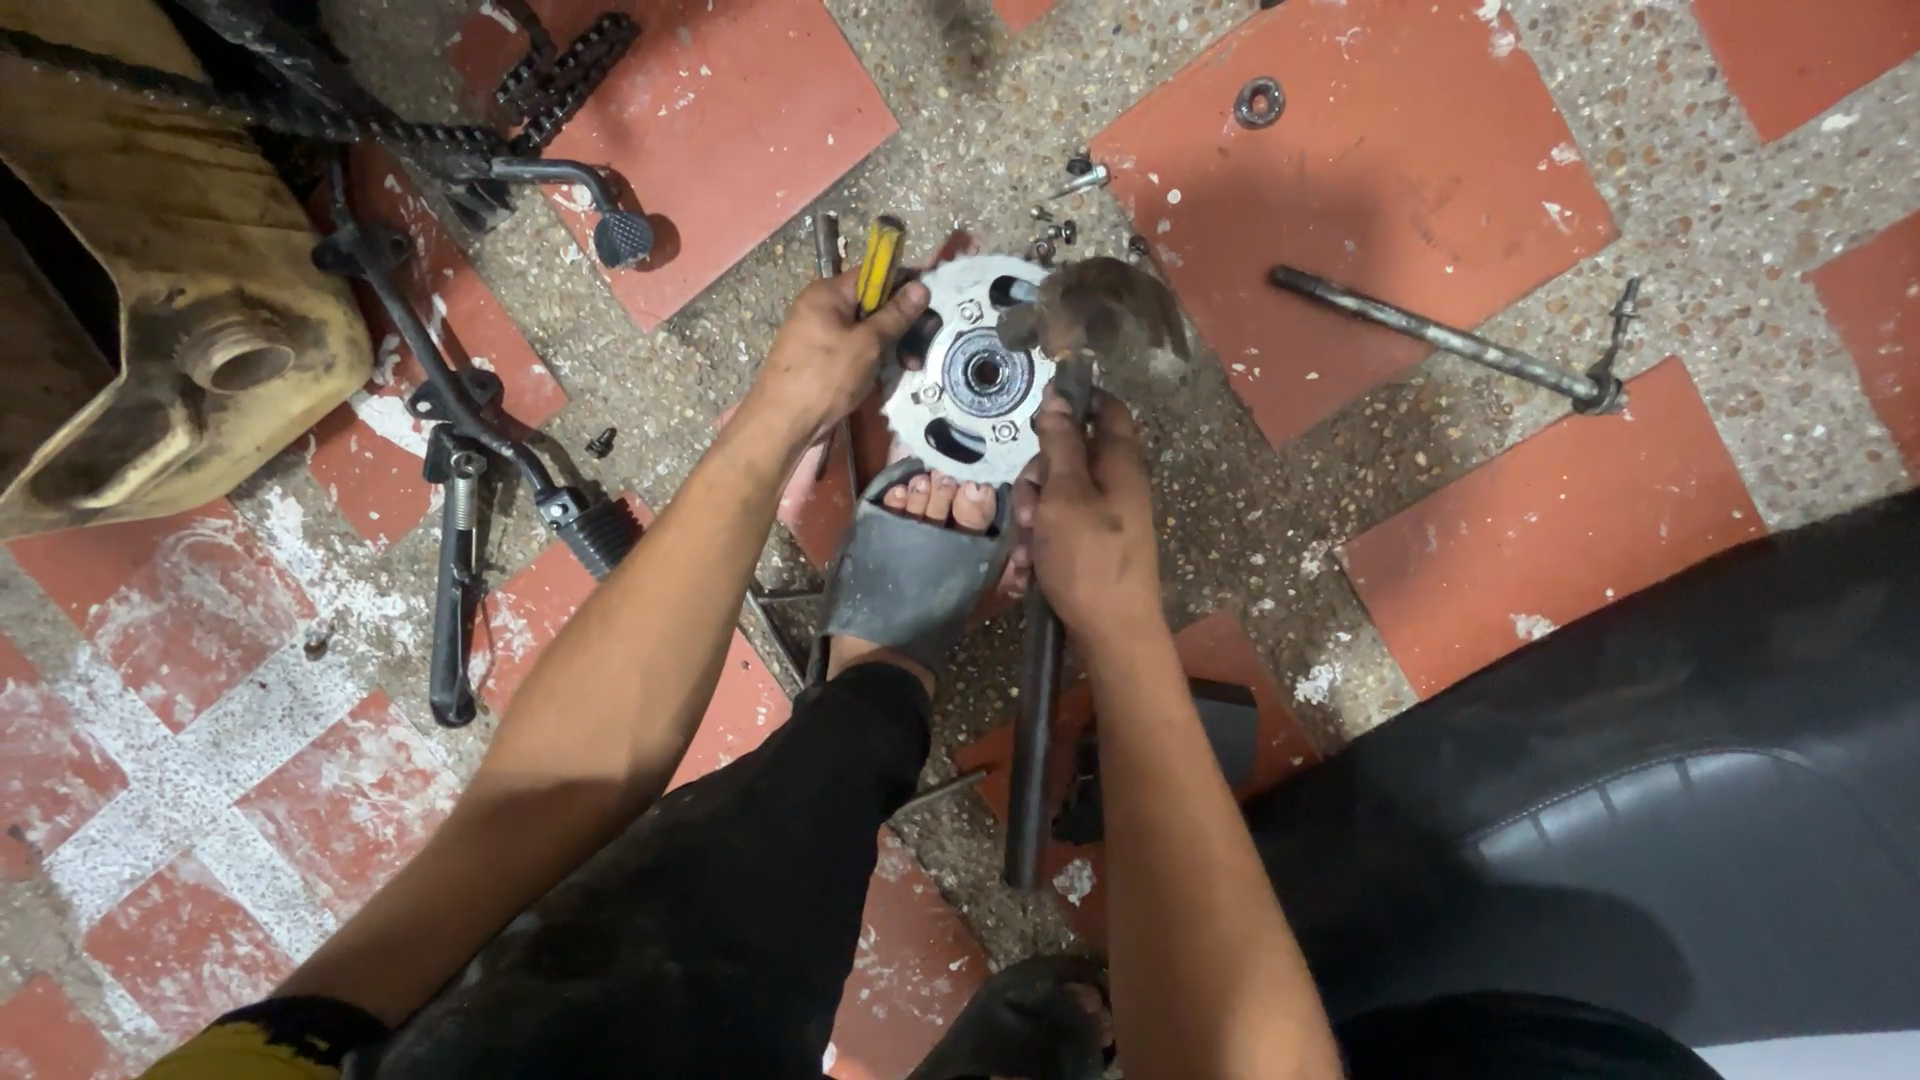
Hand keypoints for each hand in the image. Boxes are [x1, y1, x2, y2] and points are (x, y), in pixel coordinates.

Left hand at [742, 269, 928, 440]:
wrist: (783, 423)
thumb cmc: (825, 377)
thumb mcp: (867, 344)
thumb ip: (895, 316)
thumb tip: (921, 286)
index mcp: (827, 293)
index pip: (873, 274)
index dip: (903, 284)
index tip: (930, 302)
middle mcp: (821, 307)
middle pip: (871, 303)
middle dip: (900, 322)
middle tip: (925, 342)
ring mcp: (820, 334)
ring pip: (866, 330)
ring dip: (891, 344)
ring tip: (911, 365)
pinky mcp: (823, 359)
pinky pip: (856, 349)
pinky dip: (874, 358)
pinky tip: (892, 372)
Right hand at [1024, 387, 1163, 648]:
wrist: (1112, 633)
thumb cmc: (1089, 559)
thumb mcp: (1067, 495)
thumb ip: (1061, 445)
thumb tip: (1058, 398)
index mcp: (1119, 465)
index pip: (1108, 411)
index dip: (1078, 402)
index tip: (1041, 412)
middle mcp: (1115, 487)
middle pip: (1069, 457)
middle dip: (1038, 478)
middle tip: (1029, 508)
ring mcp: (1104, 520)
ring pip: (1057, 496)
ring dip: (1032, 517)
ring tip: (1027, 548)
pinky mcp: (1091, 548)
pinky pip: (1058, 530)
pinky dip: (1040, 543)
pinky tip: (1028, 568)